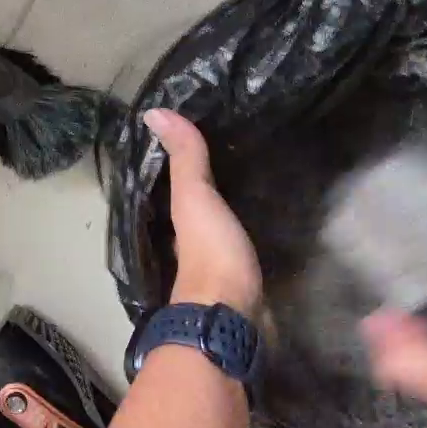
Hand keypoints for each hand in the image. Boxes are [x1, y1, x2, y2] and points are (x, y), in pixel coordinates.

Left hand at [145, 109, 261, 316]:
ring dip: (234, 210)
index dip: (183, 164)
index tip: (204, 135)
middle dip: (214, 187)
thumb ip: (184, 159)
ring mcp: (217, 263)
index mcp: (175, 221)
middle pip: (198, 208)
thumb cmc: (210, 252)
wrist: (232, 315)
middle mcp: (190, 241)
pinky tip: (273, 220)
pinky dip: (254, 232)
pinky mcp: (244, 280)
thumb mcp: (194, 198)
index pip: (174, 185)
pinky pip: (246, 247)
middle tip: (241, 153)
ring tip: (263, 180)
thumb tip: (153, 112)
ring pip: (222, 228)